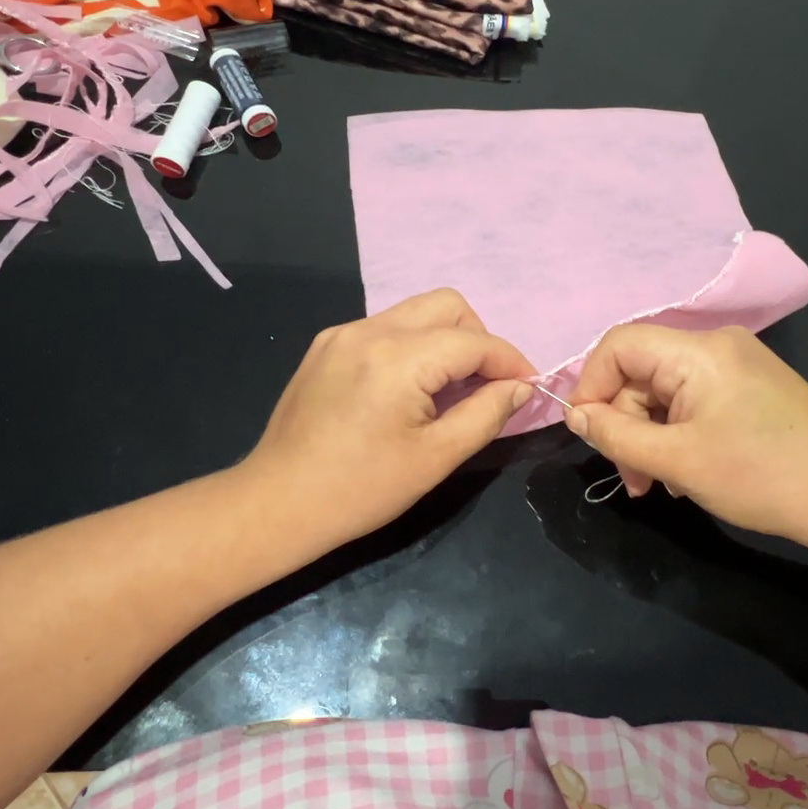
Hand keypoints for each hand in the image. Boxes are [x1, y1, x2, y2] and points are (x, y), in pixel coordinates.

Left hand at [239, 289, 534, 549]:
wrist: (278, 503)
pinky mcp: (326, 345)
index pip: (473, 342)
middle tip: (486, 385)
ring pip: (415, 312)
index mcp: (398, 358)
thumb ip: (487, 413)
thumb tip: (520, 387)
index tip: (529, 386)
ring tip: (449, 389)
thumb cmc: (361, 489)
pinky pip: (386, 328)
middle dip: (479, 339)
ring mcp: (343, 333)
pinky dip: (413, 346)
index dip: (510, 362)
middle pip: (447, 305)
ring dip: (445, 340)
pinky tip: (408, 389)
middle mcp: (369, 330)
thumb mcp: (436, 458)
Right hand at [565, 325, 807, 543]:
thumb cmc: (758, 478)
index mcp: (700, 351)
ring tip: (660, 484)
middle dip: (626, 424)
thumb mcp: (676, 462)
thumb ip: (616, 435)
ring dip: (651, 434)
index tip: (589, 434)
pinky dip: (678, 430)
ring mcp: (739, 361)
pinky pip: (694, 396)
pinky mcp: (752, 383)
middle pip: (642, 371)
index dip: (592, 385)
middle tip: (633, 479)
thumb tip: (576, 415)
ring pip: (666, 388)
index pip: (619, 345)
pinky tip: (688, 470)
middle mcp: (718, 343)